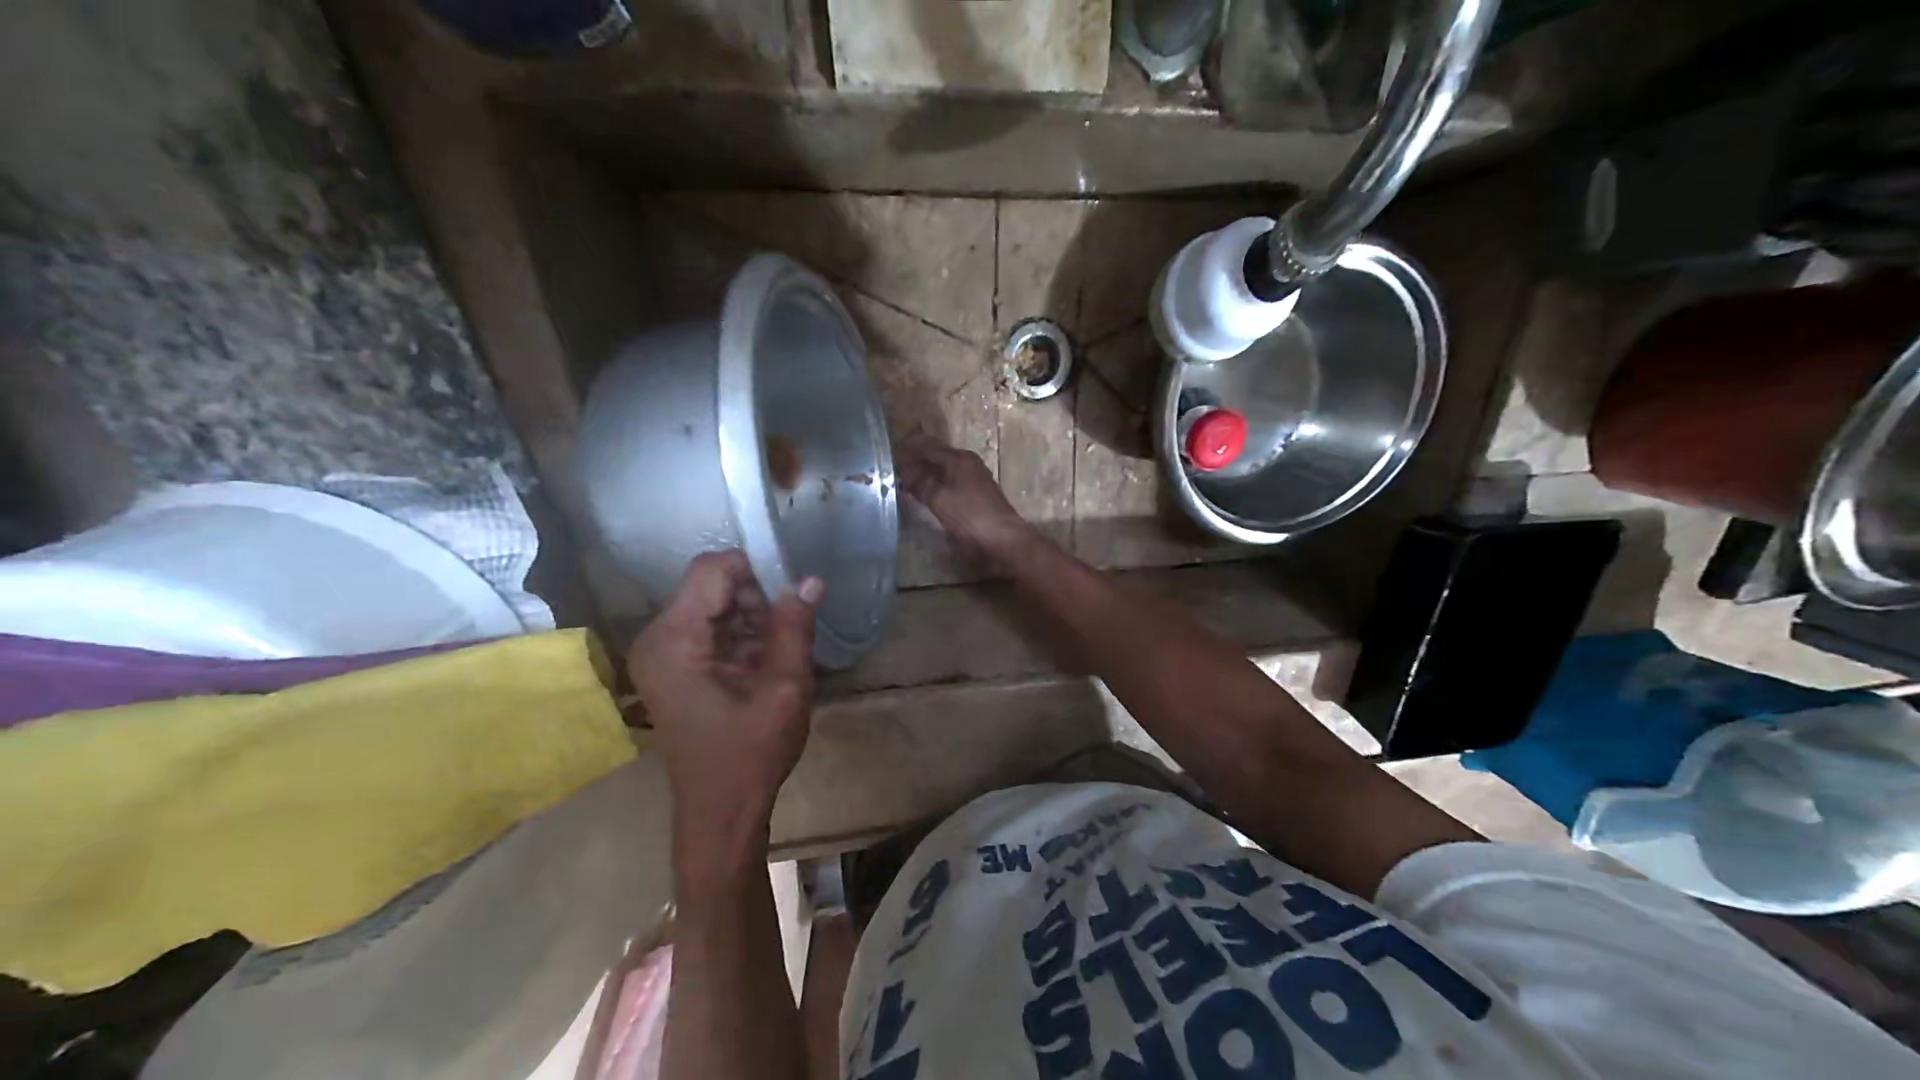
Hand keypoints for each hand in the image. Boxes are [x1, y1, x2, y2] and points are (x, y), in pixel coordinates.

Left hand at [626, 551, 821, 831]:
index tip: (791, 590)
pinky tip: (766, 663)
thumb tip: (810, 579)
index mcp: (673, 640)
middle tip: (790, 629)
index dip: (754, 569)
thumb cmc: (750, 754)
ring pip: (714, 607)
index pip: (710, 570)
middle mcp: (658, 639)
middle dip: (756, 598)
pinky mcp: (673, 668)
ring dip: (753, 619)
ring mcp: (662, 655)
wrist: (721, 813)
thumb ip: (794, 628)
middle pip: (711, 587)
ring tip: (782, 651)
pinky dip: (742, 637)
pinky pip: (711, 630)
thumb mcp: (784, 689)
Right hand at [897, 438, 1035, 563]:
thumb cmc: (970, 515)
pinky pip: (950, 482)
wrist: (1003, 538)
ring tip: (905, 486)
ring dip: (925, 476)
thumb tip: (902, 471)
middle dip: (915, 464)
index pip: (927, 447)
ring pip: (943, 470)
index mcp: (959, 458)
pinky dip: (936, 485)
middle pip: (936, 457)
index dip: (907, 453)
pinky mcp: (977, 492)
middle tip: (893, 475)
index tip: (889, 462)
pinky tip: (925, 496)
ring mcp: (974, 477)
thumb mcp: (939, 498)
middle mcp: (968, 462)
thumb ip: (919, 482)